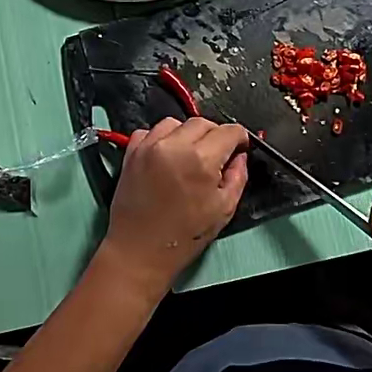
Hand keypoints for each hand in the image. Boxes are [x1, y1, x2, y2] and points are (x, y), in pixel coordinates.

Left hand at [97, 118, 249, 296]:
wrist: (140, 249)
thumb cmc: (182, 236)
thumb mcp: (224, 209)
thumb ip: (237, 176)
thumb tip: (239, 157)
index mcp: (200, 160)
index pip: (229, 131)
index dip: (239, 139)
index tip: (239, 146)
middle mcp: (173, 146)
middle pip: (202, 123)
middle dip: (215, 135)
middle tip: (216, 155)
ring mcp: (149, 147)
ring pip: (175, 122)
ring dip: (187, 134)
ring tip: (189, 157)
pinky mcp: (132, 152)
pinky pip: (150, 132)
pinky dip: (161, 139)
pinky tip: (167, 157)